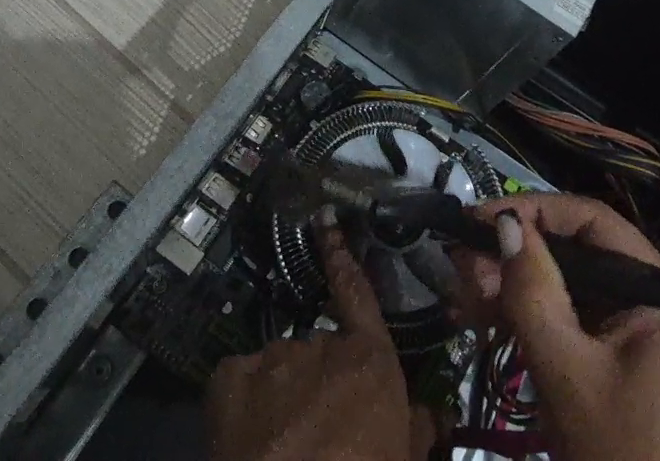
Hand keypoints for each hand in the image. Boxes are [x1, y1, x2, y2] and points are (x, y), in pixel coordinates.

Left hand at [206, 217, 436, 460]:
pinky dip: (246, 400)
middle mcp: (319, 345)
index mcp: (368, 361)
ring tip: (283, 441)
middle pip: (320, 351)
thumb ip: (417, 427)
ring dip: (284, 392)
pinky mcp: (229, 377)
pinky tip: (251, 434)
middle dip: (320, 380)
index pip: (356, 293)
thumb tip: (430, 411)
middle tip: (320, 429)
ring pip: (280, 366)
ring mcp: (270, 357)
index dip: (341, 255)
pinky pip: (241, 379)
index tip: (325, 220)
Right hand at [450, 194, 659, 460]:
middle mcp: (650, 299)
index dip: (534, 212)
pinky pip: (565, 318)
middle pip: (575, 252)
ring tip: (465, 298)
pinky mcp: (613, 357)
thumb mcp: (566, 369)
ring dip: (511, 287)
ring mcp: (632, 330)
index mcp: (658, 292)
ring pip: (564, 284)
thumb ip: (533, 292)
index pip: (592, 221)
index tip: (480, 221)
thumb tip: (503, 223)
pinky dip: (525, 316)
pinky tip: (482, 319)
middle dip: (514, 256)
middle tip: (462, 267)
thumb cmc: (617, 450)